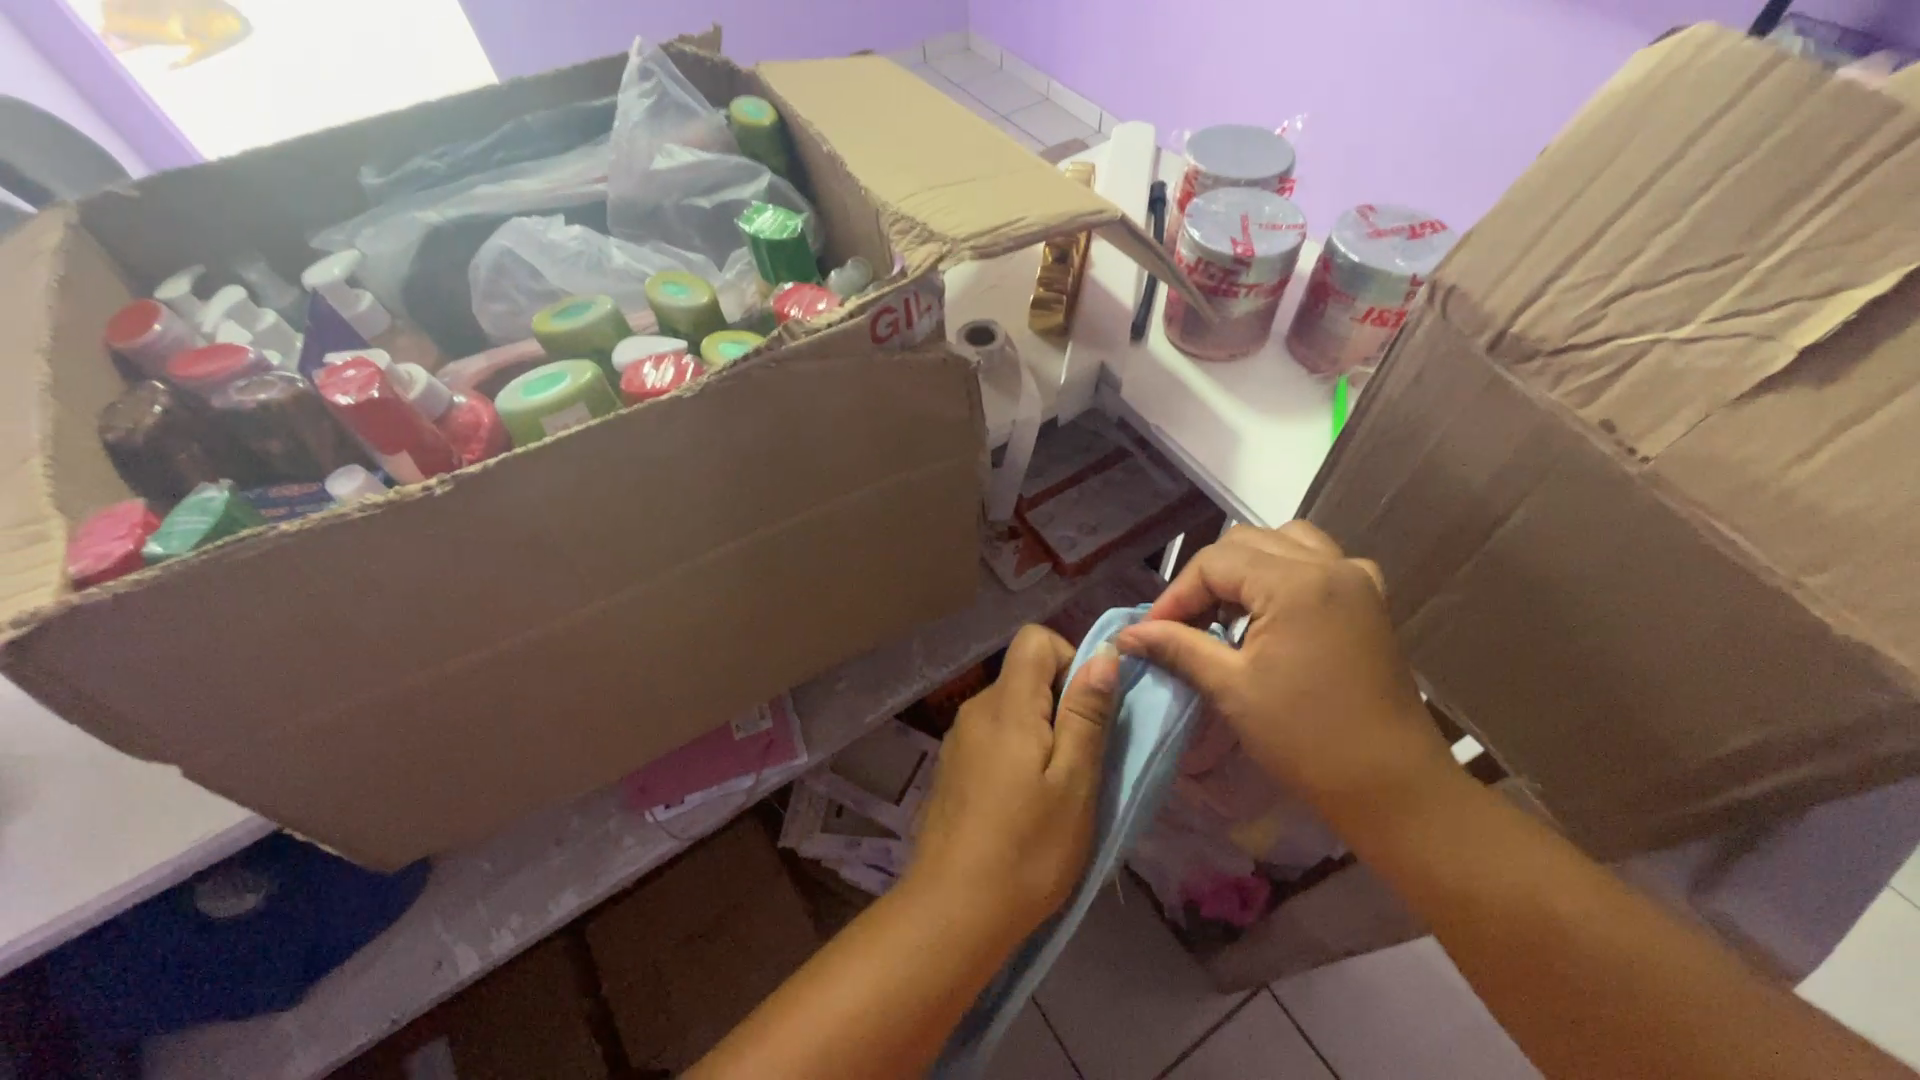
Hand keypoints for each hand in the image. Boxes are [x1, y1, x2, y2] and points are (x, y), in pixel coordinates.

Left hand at [908, 625, 1119, 938]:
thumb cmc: (1029, 848)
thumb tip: (1104, 653)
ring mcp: (957, 743)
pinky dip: (1016, 757)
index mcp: (1006, 705)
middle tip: (1082, 763)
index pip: (1034, 639)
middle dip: (1061, 704)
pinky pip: (992, 741)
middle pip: (1024, 676)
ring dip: (1040, 735)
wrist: (954, 911)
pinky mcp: (951, 772)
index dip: (1070, 660)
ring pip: (1010, 712)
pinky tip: (1023, 808)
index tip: (1088, 712)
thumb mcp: (1075, 782)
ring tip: (1056, 792)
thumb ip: (1086, 713)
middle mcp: (975, 711)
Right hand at [1114, 523, 1454, 825]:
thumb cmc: (1305, 738)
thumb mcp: (1231, 688)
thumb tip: (1129, 634)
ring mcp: (1356, 579)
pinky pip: (1319, 561)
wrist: (1390, 783)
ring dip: (1246, 568)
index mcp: (1296, 582)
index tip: (1150, 633)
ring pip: (1284, 543)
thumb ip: (1178, 647)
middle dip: (1206, 580)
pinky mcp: (1369, 600)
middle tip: (1182, 626)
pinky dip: (1287, 573)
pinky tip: (1273, 609)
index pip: (1215, 562)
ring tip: (1226, 612)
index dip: (1176, 595)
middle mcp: (1330, 564)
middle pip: (1246, 544)